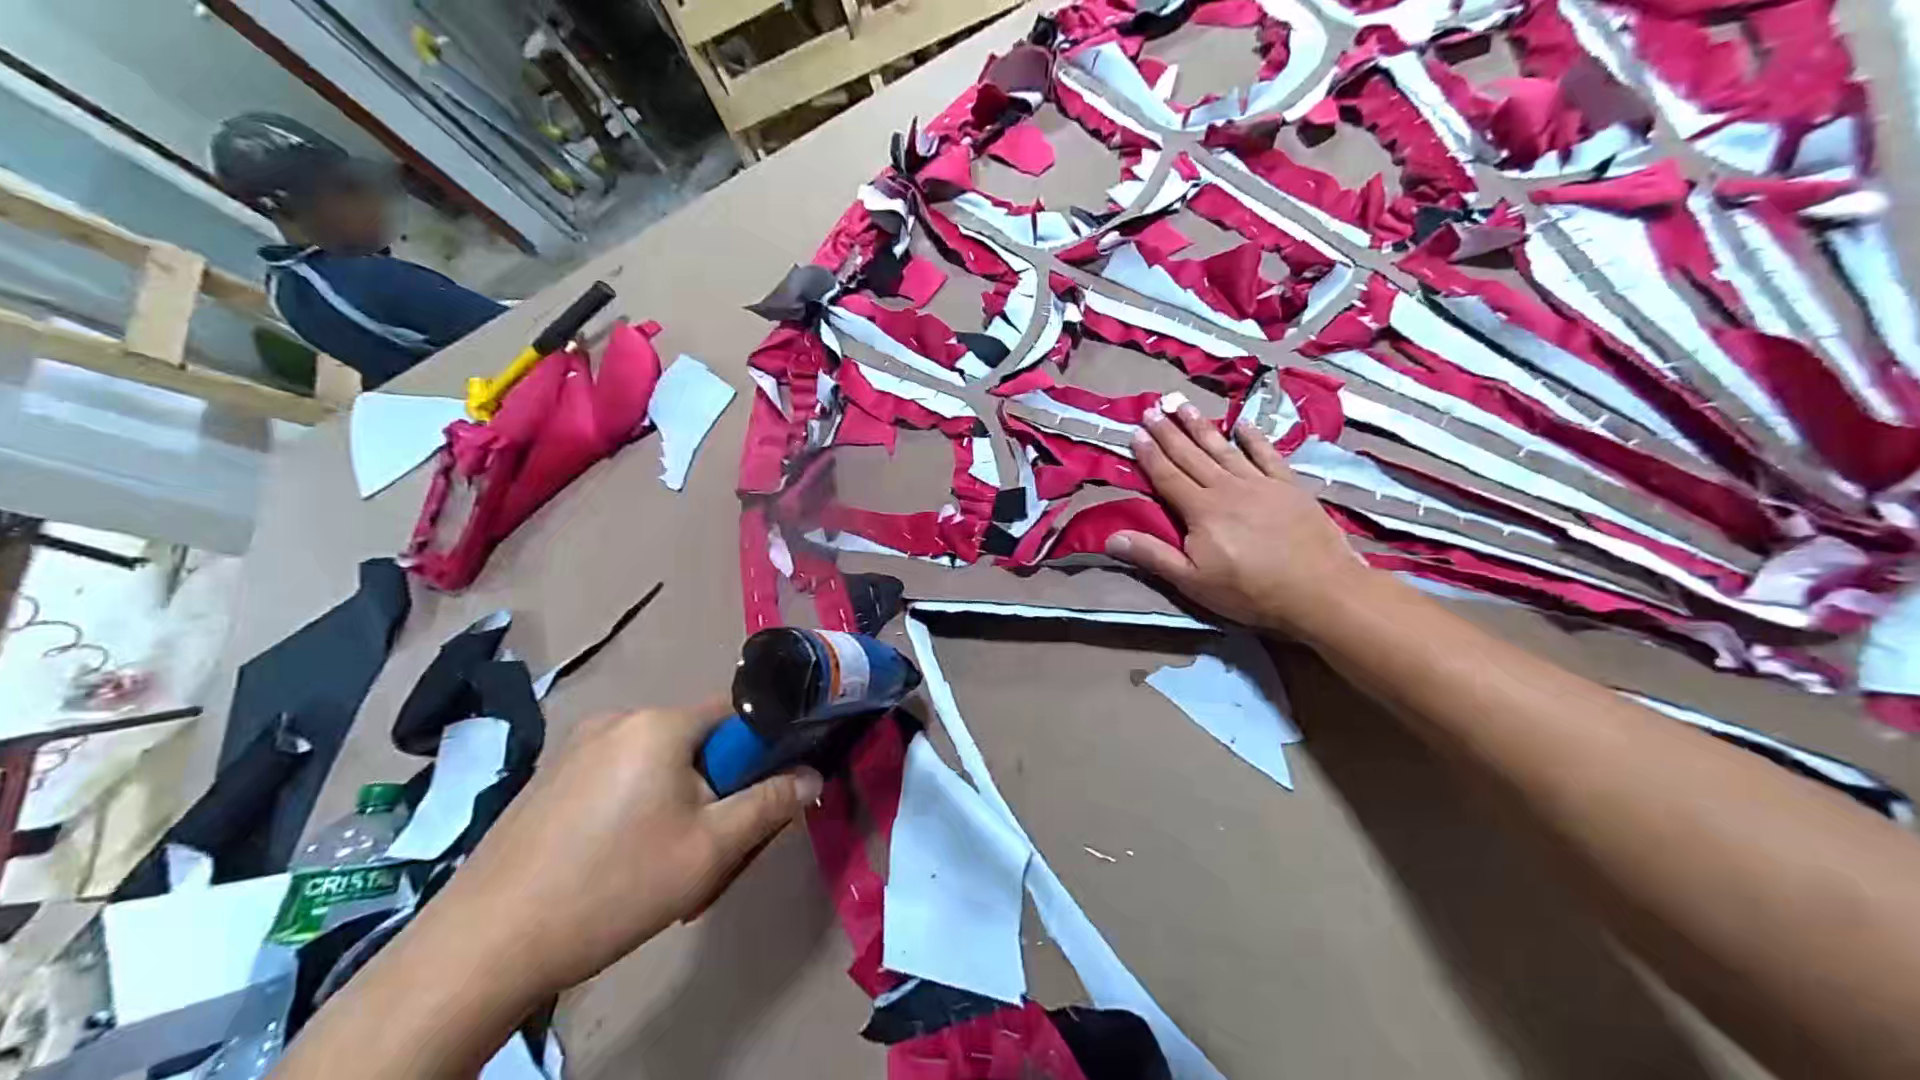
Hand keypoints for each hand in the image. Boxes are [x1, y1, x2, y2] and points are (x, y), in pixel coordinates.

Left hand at [418, 700, 821, 999]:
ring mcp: (576, 746)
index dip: (761, 748)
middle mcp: (617, 719)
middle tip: (711, 846)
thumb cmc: (614, 887)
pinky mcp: (550, 777)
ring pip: (658, 762)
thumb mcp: (711, 850)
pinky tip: (620, 860)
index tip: (762, 795)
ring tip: (665, 862)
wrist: (485, 947)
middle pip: (697, 741)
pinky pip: (619, 775)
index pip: (737, 711)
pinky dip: (638, 806)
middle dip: (716, 786)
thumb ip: (770, 804)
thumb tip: (812, 774)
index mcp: (659, 723)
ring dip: (678, 799)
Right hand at [1106, 401, 1372, 638]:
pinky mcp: (1289, 487)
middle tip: (1153, 408)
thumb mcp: (1193, 581)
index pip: (1168, 476)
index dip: (1150, 454)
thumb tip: (1110, 538)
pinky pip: (1267, 455)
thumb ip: (1153, 556)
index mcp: (1201, 510)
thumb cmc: (1250, 591)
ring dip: (1202, 426)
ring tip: (1184, 405)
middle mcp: (1227, 488)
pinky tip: (1242, 425)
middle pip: (1191, 455)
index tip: (1136, 432)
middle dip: (1169, 432)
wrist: (1320, 590)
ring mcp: (1261, 484)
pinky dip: (1253, 438)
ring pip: (1224, 448)